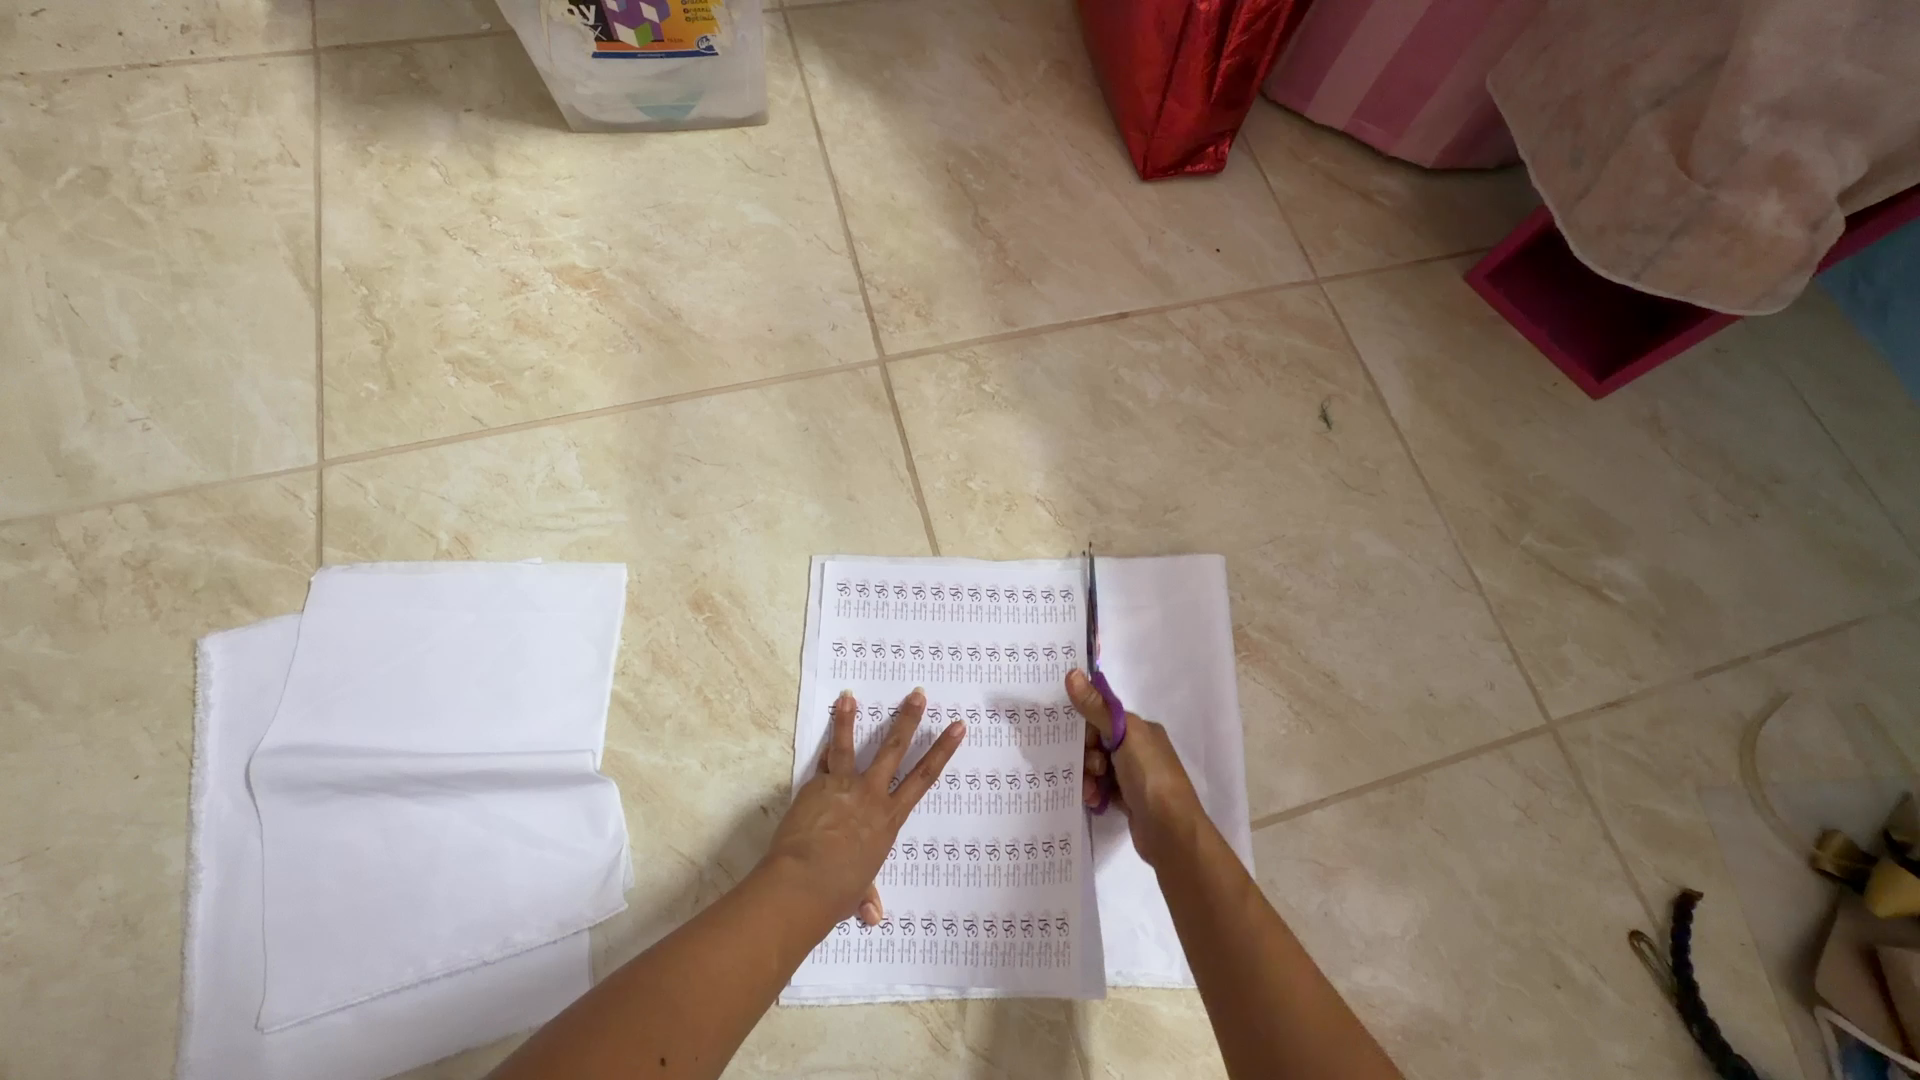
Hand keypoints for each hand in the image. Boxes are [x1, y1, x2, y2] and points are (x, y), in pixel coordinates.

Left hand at [762, 689, 964, 928]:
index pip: (924, 777)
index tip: (957, 725)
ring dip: (850, 717)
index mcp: (889, 820)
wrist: (803, 882)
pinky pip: (822, 762)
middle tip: (918, 693)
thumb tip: (873, 917)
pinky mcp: (816, 786)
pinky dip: (822, 748)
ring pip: (851, 744)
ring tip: (849, 695)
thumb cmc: (837, 893)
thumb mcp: (859, 891)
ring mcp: (843, 786)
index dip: (942, 750)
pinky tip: (823, 733)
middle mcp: (871, 795)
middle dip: (908, 719)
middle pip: (894, 749)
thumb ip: (866, 896)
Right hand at [1070, 669, 1205, 868]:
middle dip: (1086, 755)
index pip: (1104, 718)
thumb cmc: (1150, 777)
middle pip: (1097, 744)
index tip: (1073, 739)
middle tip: (1090, 768)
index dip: (1086, 728)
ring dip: (1088, 777)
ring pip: (1097, 768)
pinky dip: (1095, 793)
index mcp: (1141, 730)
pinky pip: (1102, 789)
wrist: (1171, 832)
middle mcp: (1139, 750)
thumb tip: (1072, 673)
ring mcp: (1134, 776)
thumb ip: (1097, 709)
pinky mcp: (1128, 800)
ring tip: (1091, 790)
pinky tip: (1094, 801)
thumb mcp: (1123, 736)